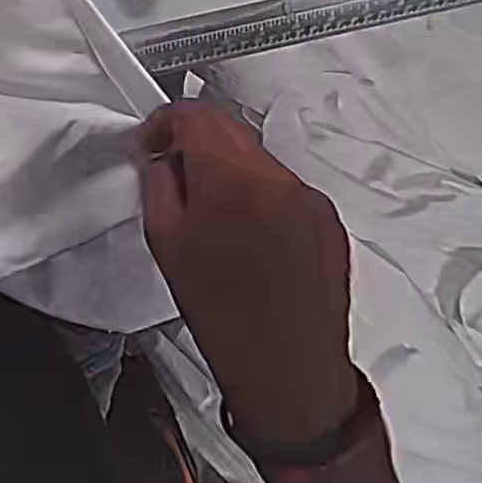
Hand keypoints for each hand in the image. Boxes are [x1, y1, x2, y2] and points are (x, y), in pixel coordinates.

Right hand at [139, 101, 360, 446]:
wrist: (285, 367)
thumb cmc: (224, 311)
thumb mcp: (164, 237)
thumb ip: (157, 180)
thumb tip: (160, 157)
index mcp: (231, 178)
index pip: (195, 114)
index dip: (164, 120)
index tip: (154, 138)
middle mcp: (276, 179)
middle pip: (226, 127)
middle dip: (193, 138)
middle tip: (172, 164)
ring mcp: (307, 198)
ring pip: (255, 155)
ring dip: (226, 165)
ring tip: (210, 208)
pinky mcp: (327, 218)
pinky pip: (282, 183)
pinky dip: (257, 190)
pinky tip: (243, 228)